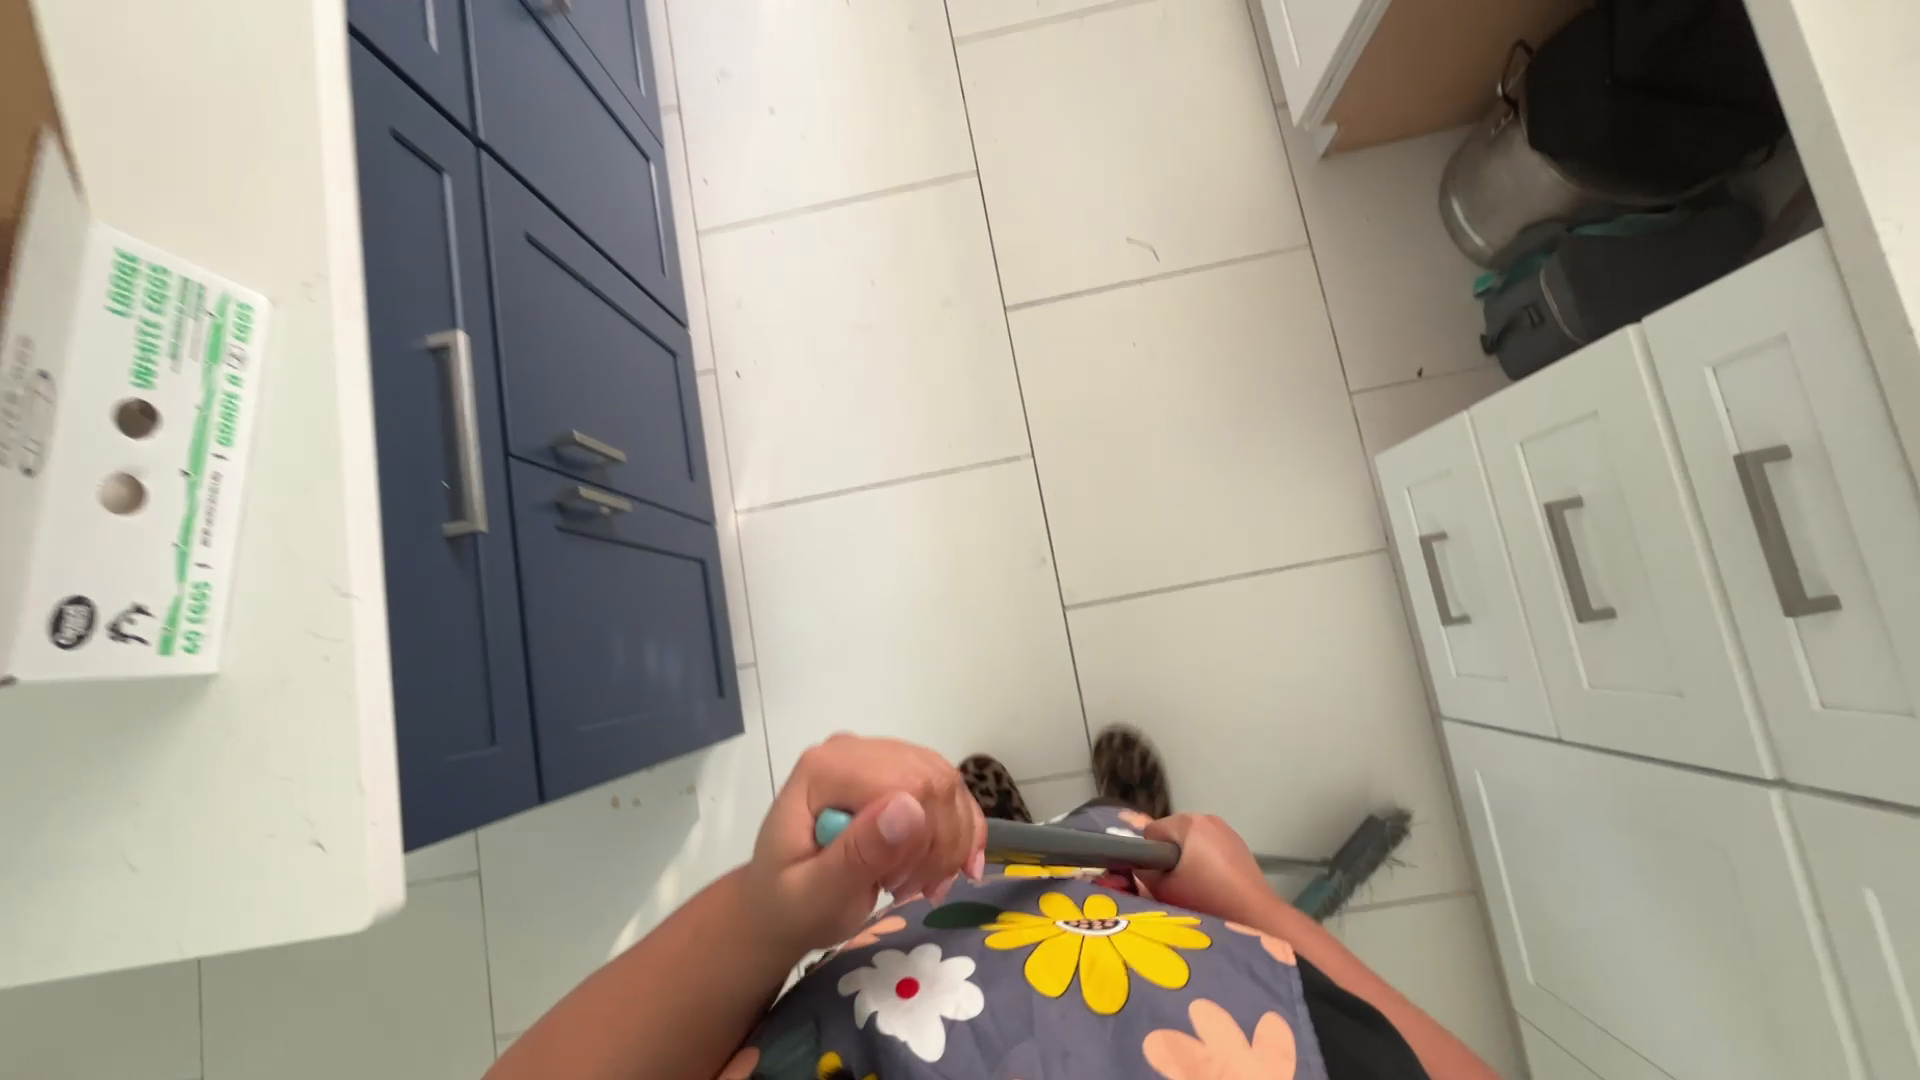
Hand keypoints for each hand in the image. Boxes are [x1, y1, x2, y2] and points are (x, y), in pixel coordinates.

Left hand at [745, 735, 986, 952]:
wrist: (781, 906)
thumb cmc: (790, 905)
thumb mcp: (815, 895)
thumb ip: (857, 854)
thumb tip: (909, 808)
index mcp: (824, 768)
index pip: (904, 781)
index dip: (919, 837)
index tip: (897, 885)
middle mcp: (853, 750)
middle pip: (932, 778)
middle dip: (938, 843)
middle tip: (912, 890)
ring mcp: (878, 757)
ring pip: (948, 783)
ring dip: (951, 842)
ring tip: (922, 884)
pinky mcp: (899, 773)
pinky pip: (950, 790)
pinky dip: (964, 831)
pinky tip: (958, 867)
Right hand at [1137, 814, 1272, 924]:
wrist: (1257, 917)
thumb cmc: (1206, 898)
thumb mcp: (1163, 889)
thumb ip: (1141, 872)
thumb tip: (1134, 865)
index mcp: (1188, 822)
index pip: (1151, 831)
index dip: (1148, 855)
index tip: (1157, 878)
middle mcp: (1207, 818)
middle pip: (1173, 833)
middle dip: (1169, 854)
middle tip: (1175, 883)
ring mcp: (1226, 830)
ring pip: (1192, 841)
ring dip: (1188, 858)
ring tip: (1195, 885)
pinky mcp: (1239, 845)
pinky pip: (1211, 848)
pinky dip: (1206, 861)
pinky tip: (1213, 884)